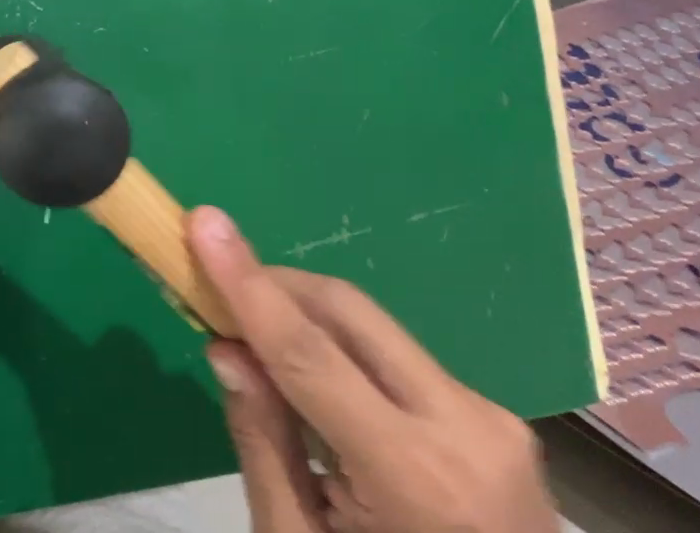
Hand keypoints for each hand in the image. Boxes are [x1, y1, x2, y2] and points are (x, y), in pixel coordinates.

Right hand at [188, 207, 559, 532]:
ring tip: (251, 341)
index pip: (308, 353)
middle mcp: (467, 428)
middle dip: (272, 285)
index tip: (203, 222)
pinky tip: (310, 379)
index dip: (245, 284)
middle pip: (348, 315)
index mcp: (416, 477)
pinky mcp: (496, 421)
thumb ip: (262, 440)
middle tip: (210, 286)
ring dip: (303, 318)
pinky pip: (395, 359)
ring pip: (372, 330)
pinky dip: (338, 350)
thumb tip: (226, 347)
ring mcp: (493, 421)